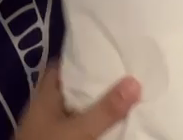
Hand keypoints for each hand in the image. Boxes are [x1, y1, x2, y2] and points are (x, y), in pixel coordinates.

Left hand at [14, 64, 140, 139]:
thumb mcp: (79, 131)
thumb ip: (105, 110)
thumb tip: (135, 80)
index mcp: (46, 93)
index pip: (64, 65)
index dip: (84, 57)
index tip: (108, 52)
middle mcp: (47, 107)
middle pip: (73, 88)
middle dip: (96, 84)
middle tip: (124, 75)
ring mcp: (50, 129)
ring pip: (77, 111)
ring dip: (96, 108)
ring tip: (125, 98)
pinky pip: (77, 130)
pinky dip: (91, 127)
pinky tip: (110, 128)